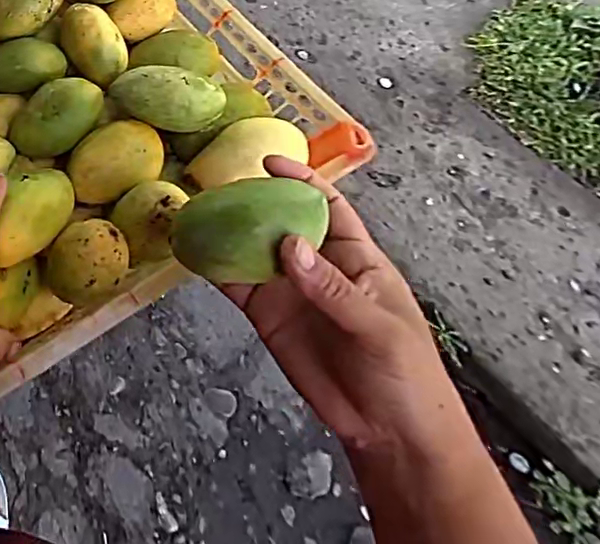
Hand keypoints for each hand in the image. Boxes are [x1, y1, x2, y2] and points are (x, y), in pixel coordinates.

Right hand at [219, 157, 469, 456]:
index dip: (301, 181)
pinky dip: (212, 264)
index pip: (326, 206)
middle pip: (279, 219)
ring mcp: (287, 286)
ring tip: (195, 212)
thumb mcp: (380, 329)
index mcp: (353, 256)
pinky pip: (234, 280)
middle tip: (219, 188)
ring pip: (250, 246)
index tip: (269, 163)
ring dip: (225, 230)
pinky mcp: (265, 311)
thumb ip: (333, 288)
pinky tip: (193, 250)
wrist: (388, 435)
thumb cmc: (407, 376)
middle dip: (252, 201)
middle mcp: (314, 263)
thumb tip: (288, 245)